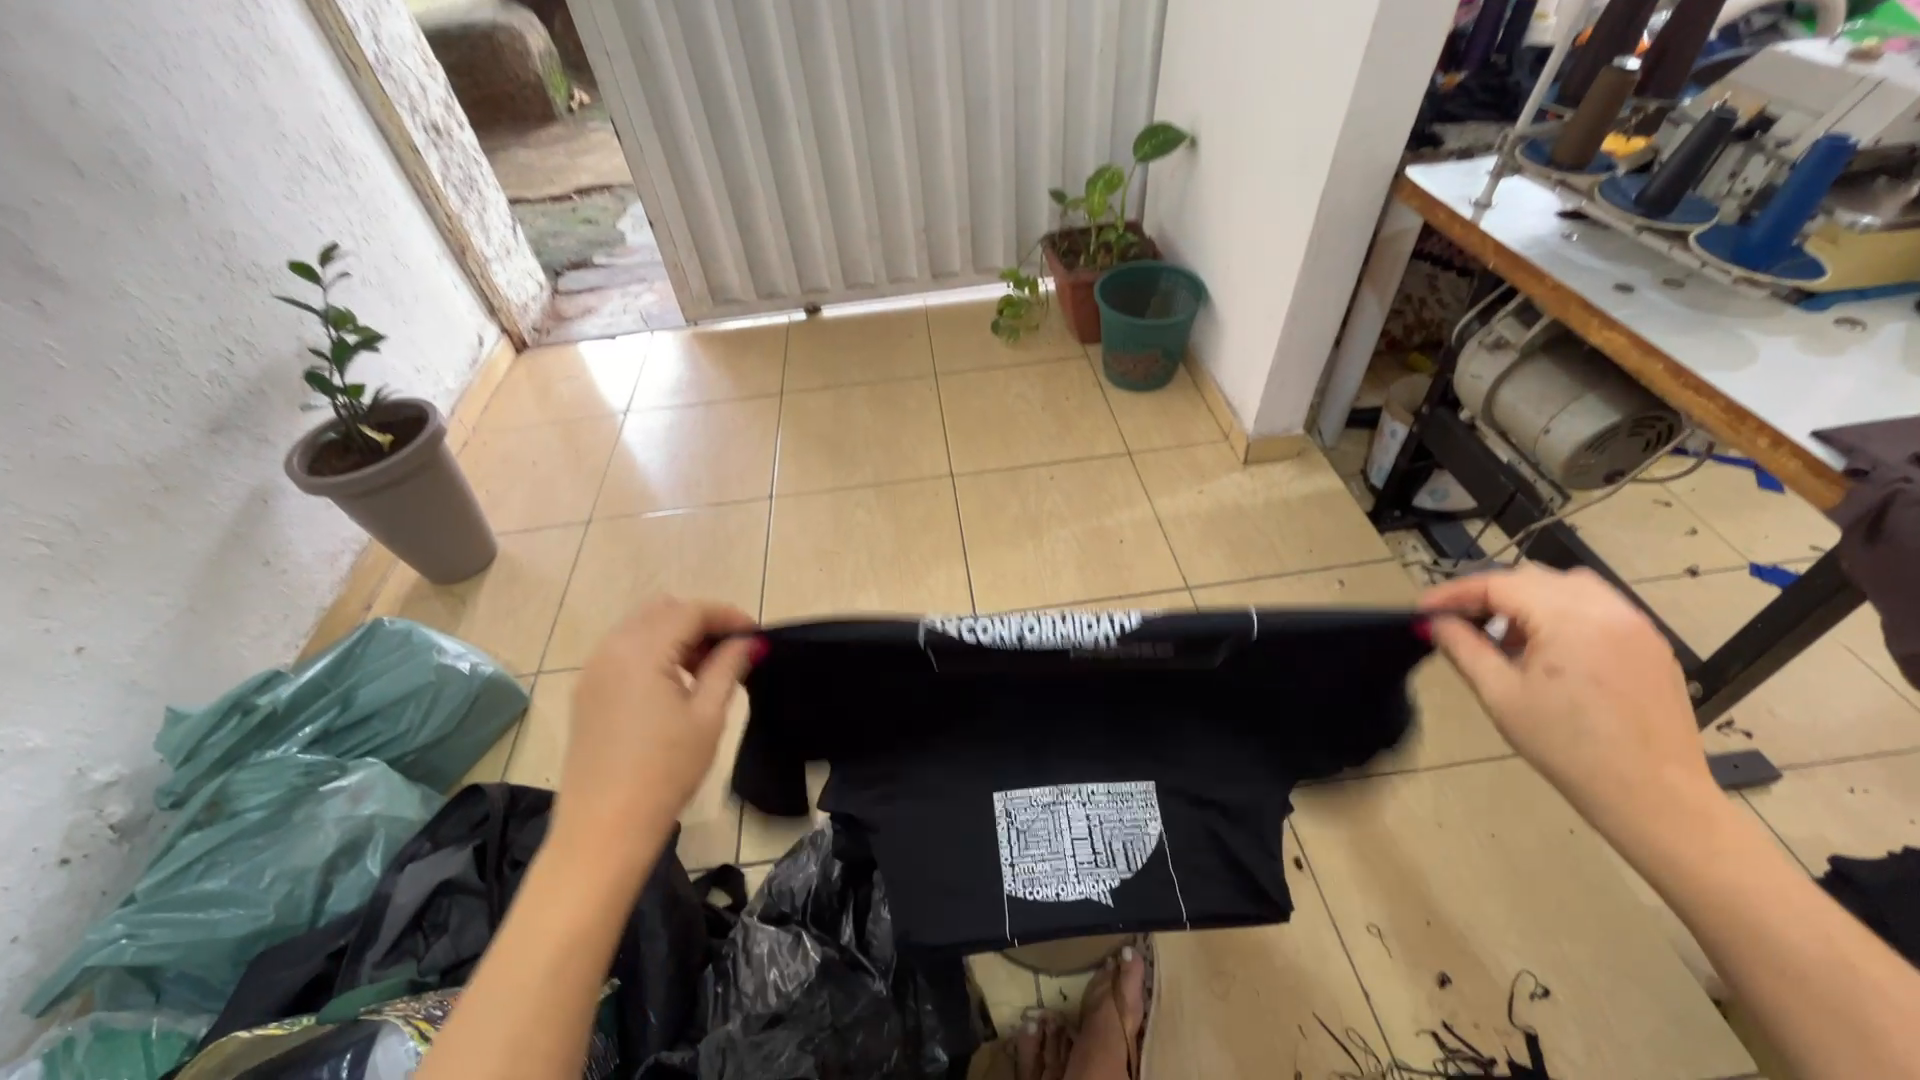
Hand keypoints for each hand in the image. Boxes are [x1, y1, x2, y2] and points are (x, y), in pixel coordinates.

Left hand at [556, 597, 760, 844]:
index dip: (728, 615)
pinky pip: (623, 652)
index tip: (756, 634)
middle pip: (662, 610)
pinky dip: (653, 652)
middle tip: (732, 649)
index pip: (691, 611)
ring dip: (676, 635)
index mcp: (641, 650)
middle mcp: (610, 649)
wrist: (605, 826)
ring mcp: (593, 671)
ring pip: (640, 628)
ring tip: (707, 669)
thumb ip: (728, 667)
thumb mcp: (708, 716)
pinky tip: (674, 685)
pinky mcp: (586, 693)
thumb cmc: (665, 770)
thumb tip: (748, 642)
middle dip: (700, 620)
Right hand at [1419, 565, 1714, 836]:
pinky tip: (1549, 653)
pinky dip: (1563, 615)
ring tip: (1507, 638)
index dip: (1455, 592)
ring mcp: (1636, 624)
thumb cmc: (1567, 747)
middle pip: (1534, 578)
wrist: (1652, 795)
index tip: (1423, 608)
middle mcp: (1608, 608)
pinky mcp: (1651, 645)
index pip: (1499, 584)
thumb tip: (1436, 623)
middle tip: (1459, 622)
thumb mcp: (1502, 696)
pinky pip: (1599, 609)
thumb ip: (1464, 649)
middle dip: (1490, 594)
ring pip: (1570, 588)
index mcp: (1570, 618)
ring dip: (1529, 601)